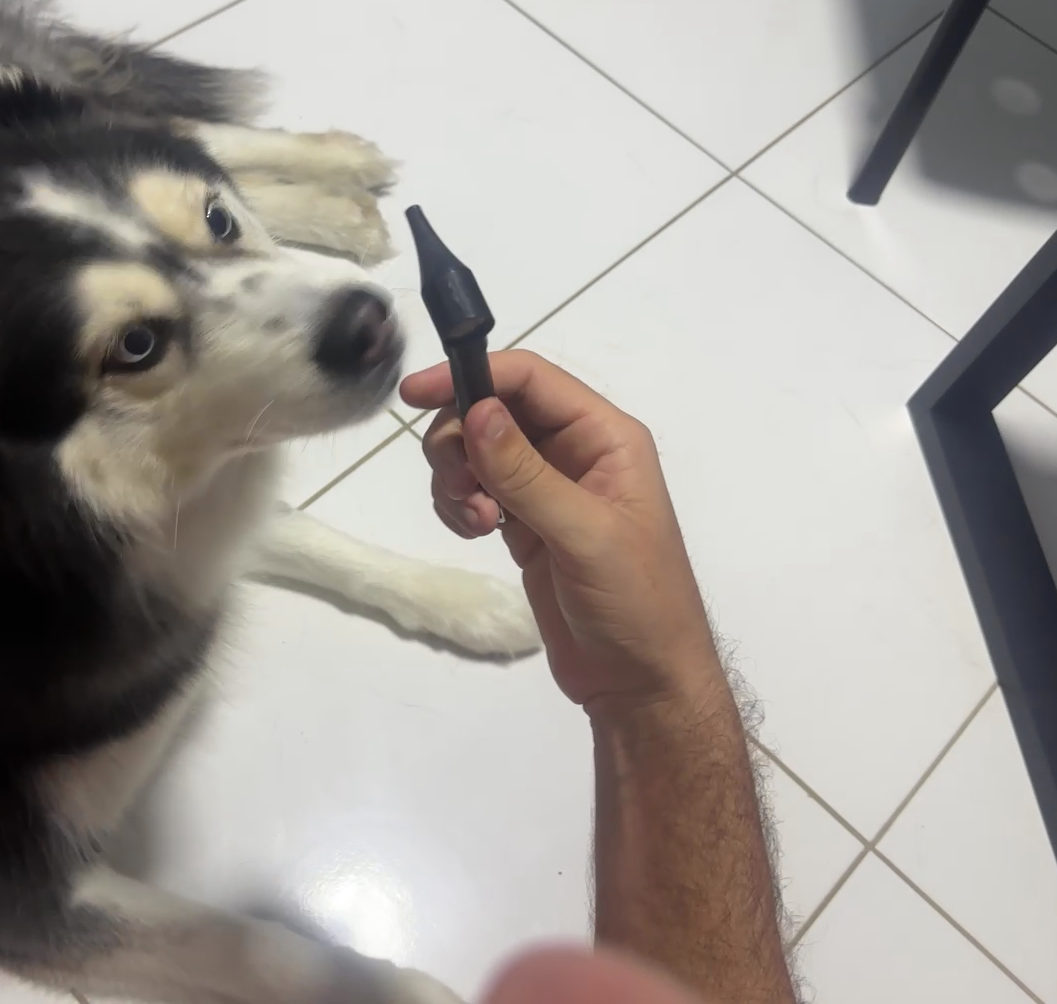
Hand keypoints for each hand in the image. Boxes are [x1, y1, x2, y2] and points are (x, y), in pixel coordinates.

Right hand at [402, 352, 719, 715]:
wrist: (640, 681)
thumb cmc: (635, 601)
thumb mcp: (584, 533)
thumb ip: (526, 472)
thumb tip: (476, 411)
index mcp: (603, 437)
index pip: (530, 379)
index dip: (473, 374)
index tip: (416, 392)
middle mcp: (573, 451)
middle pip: (493, 411)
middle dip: (459, 440)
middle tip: (457, 486)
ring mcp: (545, 487)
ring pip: (477, 450)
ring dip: (458, 478)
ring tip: (475, 521)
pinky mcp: (523, 522)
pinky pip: (475, 490)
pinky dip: (459, 503)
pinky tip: (474, 531)